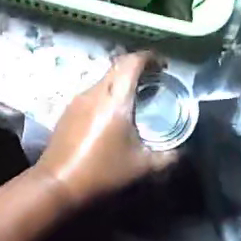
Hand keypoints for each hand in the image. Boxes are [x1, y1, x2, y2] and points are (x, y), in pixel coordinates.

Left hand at [35, 52, 178, 207]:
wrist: (58, 183)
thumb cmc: (102, 171)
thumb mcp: (142, 166)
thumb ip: (168, 157)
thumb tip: (183, 152)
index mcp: (115, 98)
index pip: (132, 62)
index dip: (150, 57)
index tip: (164, 65)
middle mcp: (95, 92)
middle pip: (117, 67)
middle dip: (137, 68)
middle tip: (154, 80)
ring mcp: (78, 100)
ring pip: (104, 80)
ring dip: (121, 82)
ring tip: (136, 97)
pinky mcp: (68, 111)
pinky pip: (93, 93)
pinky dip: (107, 95)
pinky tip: (114, 114)